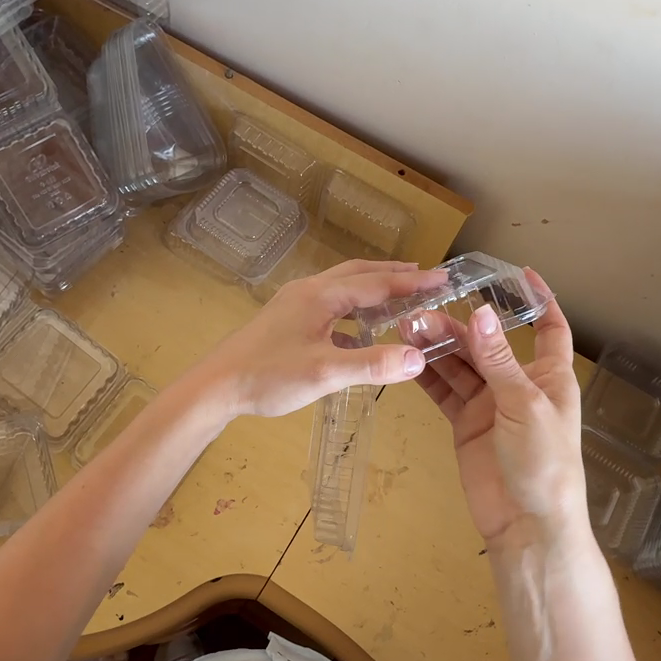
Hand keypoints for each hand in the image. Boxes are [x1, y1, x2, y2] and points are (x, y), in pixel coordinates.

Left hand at [189, 259, 448, 419]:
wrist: (216, 386)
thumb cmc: (268, 376)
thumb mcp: (325, 374)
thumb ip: (372, 365)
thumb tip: (420, 357)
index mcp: (321, 296)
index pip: (376, 283)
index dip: (411, 283)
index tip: (443, 278)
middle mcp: (308, 291)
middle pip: (358, 274)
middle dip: (393, 274)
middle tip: (425, 276)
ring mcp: (294, 304)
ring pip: (342, 287)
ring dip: (372, 288)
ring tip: (398, 295)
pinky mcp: (286, 321)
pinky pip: (329, 305)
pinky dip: (353, 310)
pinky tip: (359, 332)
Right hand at [414, 270, 587, 546]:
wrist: (526, 524)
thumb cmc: (543, 463)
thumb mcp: (523, 405)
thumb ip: (497, 360)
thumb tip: (481, 312)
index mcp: (548, 376)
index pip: (548, 328)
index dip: (538, 301)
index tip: (520, 274)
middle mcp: (518, 385)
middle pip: (486, 344)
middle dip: (457, 326)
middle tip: (420, 313)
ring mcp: (489, 405)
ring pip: (460, 365)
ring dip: (436, 347)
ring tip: (406, 329)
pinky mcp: (465, 424)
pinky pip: (445, 392)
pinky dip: (428, 375)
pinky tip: (408, 359)